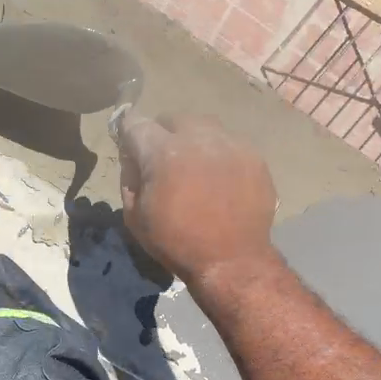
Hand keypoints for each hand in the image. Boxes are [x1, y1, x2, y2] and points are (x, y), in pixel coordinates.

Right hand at [117, 114, 277, 286]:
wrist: (231, 260)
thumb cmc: (175, 242)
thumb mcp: (134, 217)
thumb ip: (129, 180)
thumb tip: (133, 160)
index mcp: (162, 152)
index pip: (135, 123)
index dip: (126, 132)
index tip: (128, 145)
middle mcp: (197, 138)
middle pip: (173, 118)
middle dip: (162, 134)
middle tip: (162, 160)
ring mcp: (230, 144)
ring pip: (204, 126)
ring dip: (192, 140)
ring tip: (194, 167)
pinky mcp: (253, 156)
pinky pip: (228, 144)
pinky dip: (218, 155)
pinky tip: (218, 180)